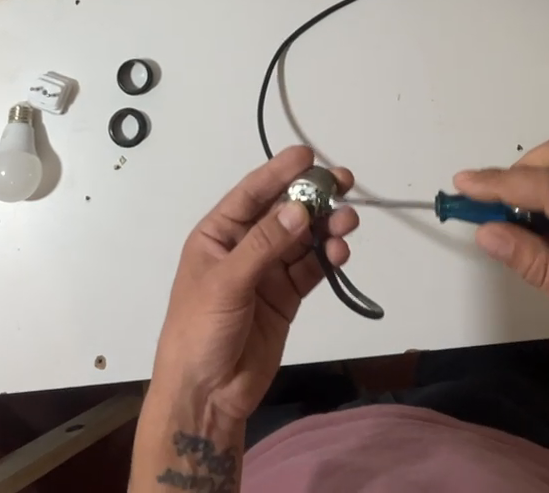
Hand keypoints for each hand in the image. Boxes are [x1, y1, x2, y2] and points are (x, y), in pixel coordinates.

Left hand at [128, 145, 358, 491]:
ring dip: (325, 226)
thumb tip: (298, 209)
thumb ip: (264, 245)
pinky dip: (327, 258)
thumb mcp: (226, 282)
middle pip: (283, 212)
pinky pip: (309, 269)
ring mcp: (267, 272)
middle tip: (344, 181)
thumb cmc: (200, 328)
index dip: (279, 172)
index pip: (252, 193)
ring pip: (302, 239)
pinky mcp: (286, 297)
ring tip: (348, 220)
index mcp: (218, 233)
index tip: (308, 155)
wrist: (206, 394)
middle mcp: (244, 246)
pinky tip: (341, 250)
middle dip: (311, 196)